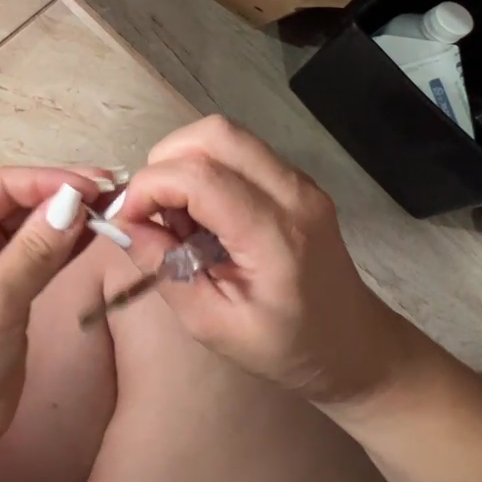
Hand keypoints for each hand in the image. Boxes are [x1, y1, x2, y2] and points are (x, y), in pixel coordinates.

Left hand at [0, 167, 106, 447]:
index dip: (46, 180)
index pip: (0, 186)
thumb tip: (73, 202)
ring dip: (71, 219)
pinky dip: (70, 247)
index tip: (91, 183)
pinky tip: (98, 235)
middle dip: (62, 195)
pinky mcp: (12, 295)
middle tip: (112, 190)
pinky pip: (44, 259)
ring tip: (114, 208)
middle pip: (19, 203)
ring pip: (35, 230)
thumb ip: (34, 250)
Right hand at [111, 116, 417, 405]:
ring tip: (180, 213)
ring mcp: (298, 180)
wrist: (358, 348)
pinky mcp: (293, 178)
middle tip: (154, 209)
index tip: (129, 219)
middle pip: (212, 135)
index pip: (199, 177)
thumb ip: (165, 270)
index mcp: (276, 237)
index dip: (149, 187)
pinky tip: (203, 213)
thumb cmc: (287, 348)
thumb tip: (123, 224)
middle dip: (164, 162)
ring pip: (221, 133)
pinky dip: (202, 167)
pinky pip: (235, 149)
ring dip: (183, 162)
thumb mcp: (213, 326)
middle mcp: (292, 194)